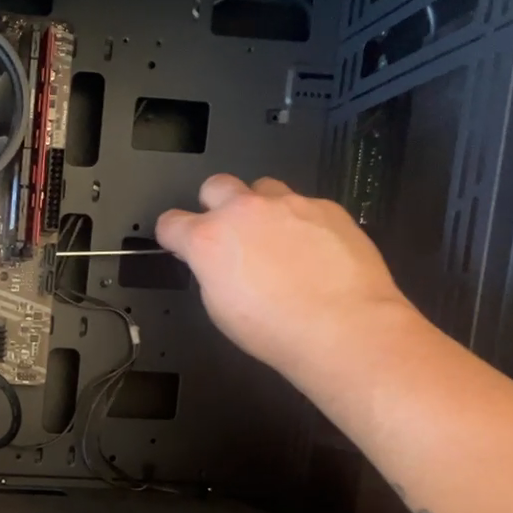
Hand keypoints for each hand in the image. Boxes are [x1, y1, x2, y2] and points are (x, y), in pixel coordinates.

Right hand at [155, 174, 425, 378]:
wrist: (342, 325)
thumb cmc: (273, 327)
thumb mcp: (218, 307)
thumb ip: (209, 271)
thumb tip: (214, 262)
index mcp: (208, 239)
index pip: (170, 222)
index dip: (172, 235)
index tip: (179, 244)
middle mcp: (245, 211)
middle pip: (216, 185)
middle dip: (214, 204)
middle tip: (225, 232)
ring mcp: (289, 204)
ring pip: (263, 188)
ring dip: (259, 207)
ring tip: (272, 239)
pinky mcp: (326, 207)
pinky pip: (302, 204)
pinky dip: (298, 221)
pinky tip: (309, 250)